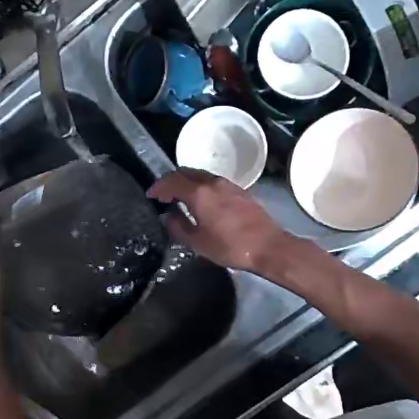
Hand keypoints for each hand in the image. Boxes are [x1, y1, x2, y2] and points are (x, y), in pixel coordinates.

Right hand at [148, 169, 299, 274]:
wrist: (268, 246)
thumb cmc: (230, 247)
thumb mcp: (197, 243)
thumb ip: (178, 227)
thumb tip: (168, 217)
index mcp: (199, 193)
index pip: (171, 181)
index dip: (158, 187)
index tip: (150, 195)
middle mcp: (213, 182)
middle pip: (186, 172)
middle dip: (171, 180)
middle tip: (163, 195)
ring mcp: (228, 184)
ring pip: (201, 175)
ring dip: (187, 182)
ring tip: (180, 197)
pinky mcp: (240, 190)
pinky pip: (213, 181)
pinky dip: (201, 186)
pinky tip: (202, 201)